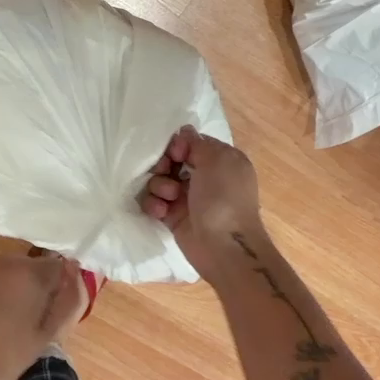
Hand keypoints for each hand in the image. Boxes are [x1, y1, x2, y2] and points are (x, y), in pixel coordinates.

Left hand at [0, 252, 85, 379]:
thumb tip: (77, 274)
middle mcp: (4, 261)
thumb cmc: (0, 357)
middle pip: (36, 268)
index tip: (58, 317)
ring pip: (14, 275)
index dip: (65, 290)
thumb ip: (68, 302)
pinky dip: (0, 297)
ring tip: (15, 328)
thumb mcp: (45, 336)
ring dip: (21, 293)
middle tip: (38, 326)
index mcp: (29, 271)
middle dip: (42, 290)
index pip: (62, 266)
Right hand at [140, 126, 261, 268]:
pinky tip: (161, 213)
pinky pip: (155, 203)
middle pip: (170, 161)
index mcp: (220, 160)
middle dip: (163, 166)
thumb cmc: (224, 199)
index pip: (190, 143)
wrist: (224, 247)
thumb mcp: (217, 160)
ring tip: (169, 198)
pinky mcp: (174, 217)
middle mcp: (205, 177)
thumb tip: (184, 132)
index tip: (175, 154)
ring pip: (159, 181)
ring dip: (158, 187)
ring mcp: (188, 198)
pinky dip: (154, 206)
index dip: (177, 146)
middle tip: (165, 172)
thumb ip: (196, 143)